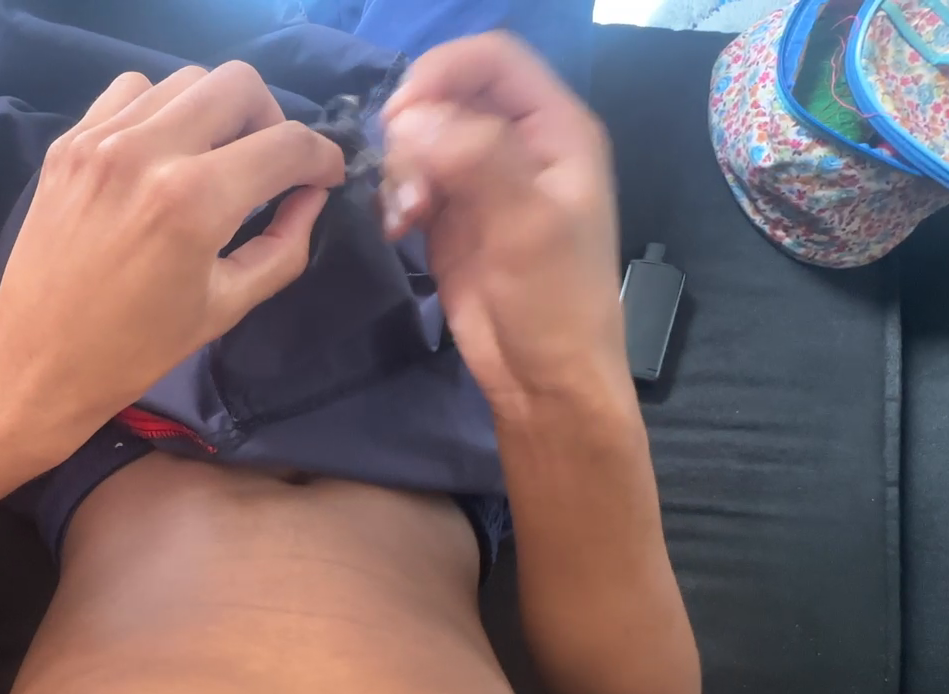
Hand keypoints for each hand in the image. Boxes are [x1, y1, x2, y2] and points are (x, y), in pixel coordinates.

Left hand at [0, 63, 345, 474]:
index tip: (325, 175)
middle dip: (273, 120)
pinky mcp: (68, 144)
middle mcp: (147, 151)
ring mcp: (100, 141)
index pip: (284, 144)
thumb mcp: (224, 308)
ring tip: (215, 161)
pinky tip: (162, 156)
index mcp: (193, 202)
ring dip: (217, 112)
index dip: (320, 157)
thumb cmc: (136, 352)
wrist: (39, 364)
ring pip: (185, 80)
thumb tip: (311, 199)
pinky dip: (162, 112)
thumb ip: (282, 247)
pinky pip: (131, 93)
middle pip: (239, 85)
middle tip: (270, 166)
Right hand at [380, 33, 628, 419]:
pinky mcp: (449, 224)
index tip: (397, 118)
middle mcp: (516, 148)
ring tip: (402, 218)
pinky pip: (411, 188)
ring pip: (423, 145)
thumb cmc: (553, 301)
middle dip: (414, 133)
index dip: (442, 73)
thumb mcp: (526, 225)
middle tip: (403, 185)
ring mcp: (479, 186)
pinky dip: (395, 201)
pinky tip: (395, 229)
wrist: (541, 376)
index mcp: (554, 130)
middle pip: (449, 100)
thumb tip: (408, 119)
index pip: (494, 62)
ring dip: (400, 173)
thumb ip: (476, 160)